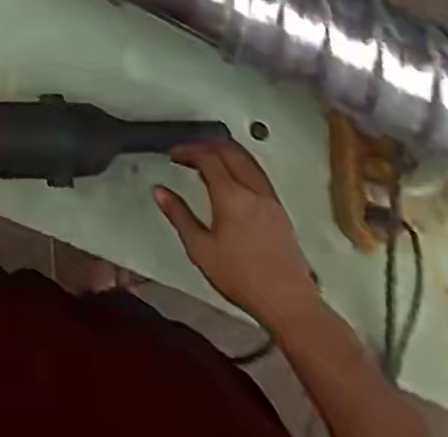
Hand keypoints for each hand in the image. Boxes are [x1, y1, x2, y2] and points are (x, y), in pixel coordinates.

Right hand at [154, 140, 321, 332]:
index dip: (188, 150)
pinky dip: (240, 164)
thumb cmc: (243, 279)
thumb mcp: (200, 248)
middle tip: (189, 151)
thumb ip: (179, 215)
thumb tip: (161, 193)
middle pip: (230, 150)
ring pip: (247, 158)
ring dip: (225, 151)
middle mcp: (253, 191)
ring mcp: (270, 199)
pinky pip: (258, 172)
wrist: (287, 302)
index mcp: (231, 196)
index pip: (208, 157)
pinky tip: (233, 178)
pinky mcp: (280, 210)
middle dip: (206, 144)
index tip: (175, 153)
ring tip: (209, 158)